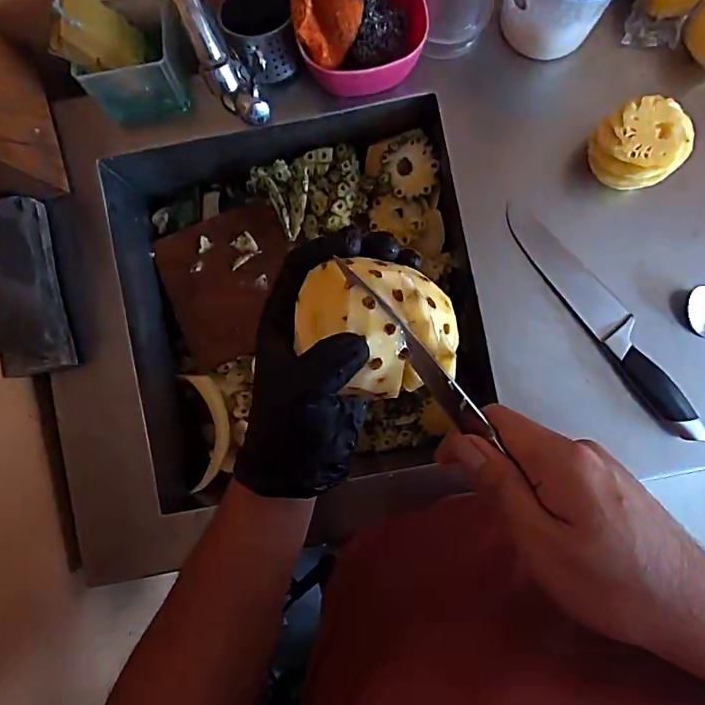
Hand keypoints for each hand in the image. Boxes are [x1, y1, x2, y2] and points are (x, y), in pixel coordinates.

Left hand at [233, 229, 421, 498]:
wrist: (299, 467)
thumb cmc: (288, 427)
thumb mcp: (300, 394)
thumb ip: (325, 365)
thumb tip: (361, 340)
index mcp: (284, 321)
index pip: (301, 268)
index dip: (327, 247)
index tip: (357, 238)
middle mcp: (308, 323)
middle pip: (337, 275)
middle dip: (367, 256)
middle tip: (397, 249)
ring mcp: (334, 342)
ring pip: (362, 298)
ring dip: (388, 280)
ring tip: (415, 267)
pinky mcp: (357, 361)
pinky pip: (379, 329)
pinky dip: (399, 315)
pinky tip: (420, 307)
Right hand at [436, 405, 704, 653]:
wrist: (689, 606)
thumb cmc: (607, 583)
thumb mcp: (539, 541)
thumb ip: (499, 485)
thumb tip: (465, 444)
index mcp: (562, 456)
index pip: (497, 419)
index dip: (465, 437)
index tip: (447, 469)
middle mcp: (585, 448)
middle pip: (520, 437)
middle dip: (494, 466)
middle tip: (496, 517)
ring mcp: (605, 464)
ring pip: (542, 458)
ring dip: (521, 483)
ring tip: (532, 534)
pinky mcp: (617, 482)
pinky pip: (565, 472)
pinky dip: (546, 491)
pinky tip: (560, 533)